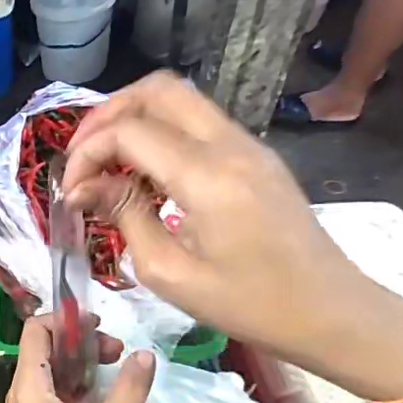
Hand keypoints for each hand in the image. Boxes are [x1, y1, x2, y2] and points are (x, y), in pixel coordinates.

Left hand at [2, 317, 154, 402]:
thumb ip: (129, 390)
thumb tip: (146, 353)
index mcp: (29, 384)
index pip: (36, 329)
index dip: (66, 319)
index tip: (101, 325)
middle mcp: (23, 392)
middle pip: (47, 348)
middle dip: (82, 341)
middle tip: (118, 351)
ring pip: (53, 372)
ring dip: (83, 364)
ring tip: (118, 370)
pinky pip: (55, 393)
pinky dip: (78, 386)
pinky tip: (105, 399)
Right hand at [61, 74, 402, 375]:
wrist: (332, 313)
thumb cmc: (250, 306)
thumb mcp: (170, 274)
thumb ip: (125, 217)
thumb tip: (87, 187)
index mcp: (208, 177)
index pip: (129, 132)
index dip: (87, 153)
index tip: (70, 191)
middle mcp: (230, 145)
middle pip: (157, 89)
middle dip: (107, 114)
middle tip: (82, 156)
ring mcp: (248, 144)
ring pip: (179, 99)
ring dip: (134, 118)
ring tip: (107, 162)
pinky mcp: (256, 155)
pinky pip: (198, 122)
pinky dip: (161, 132)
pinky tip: (145, 174)